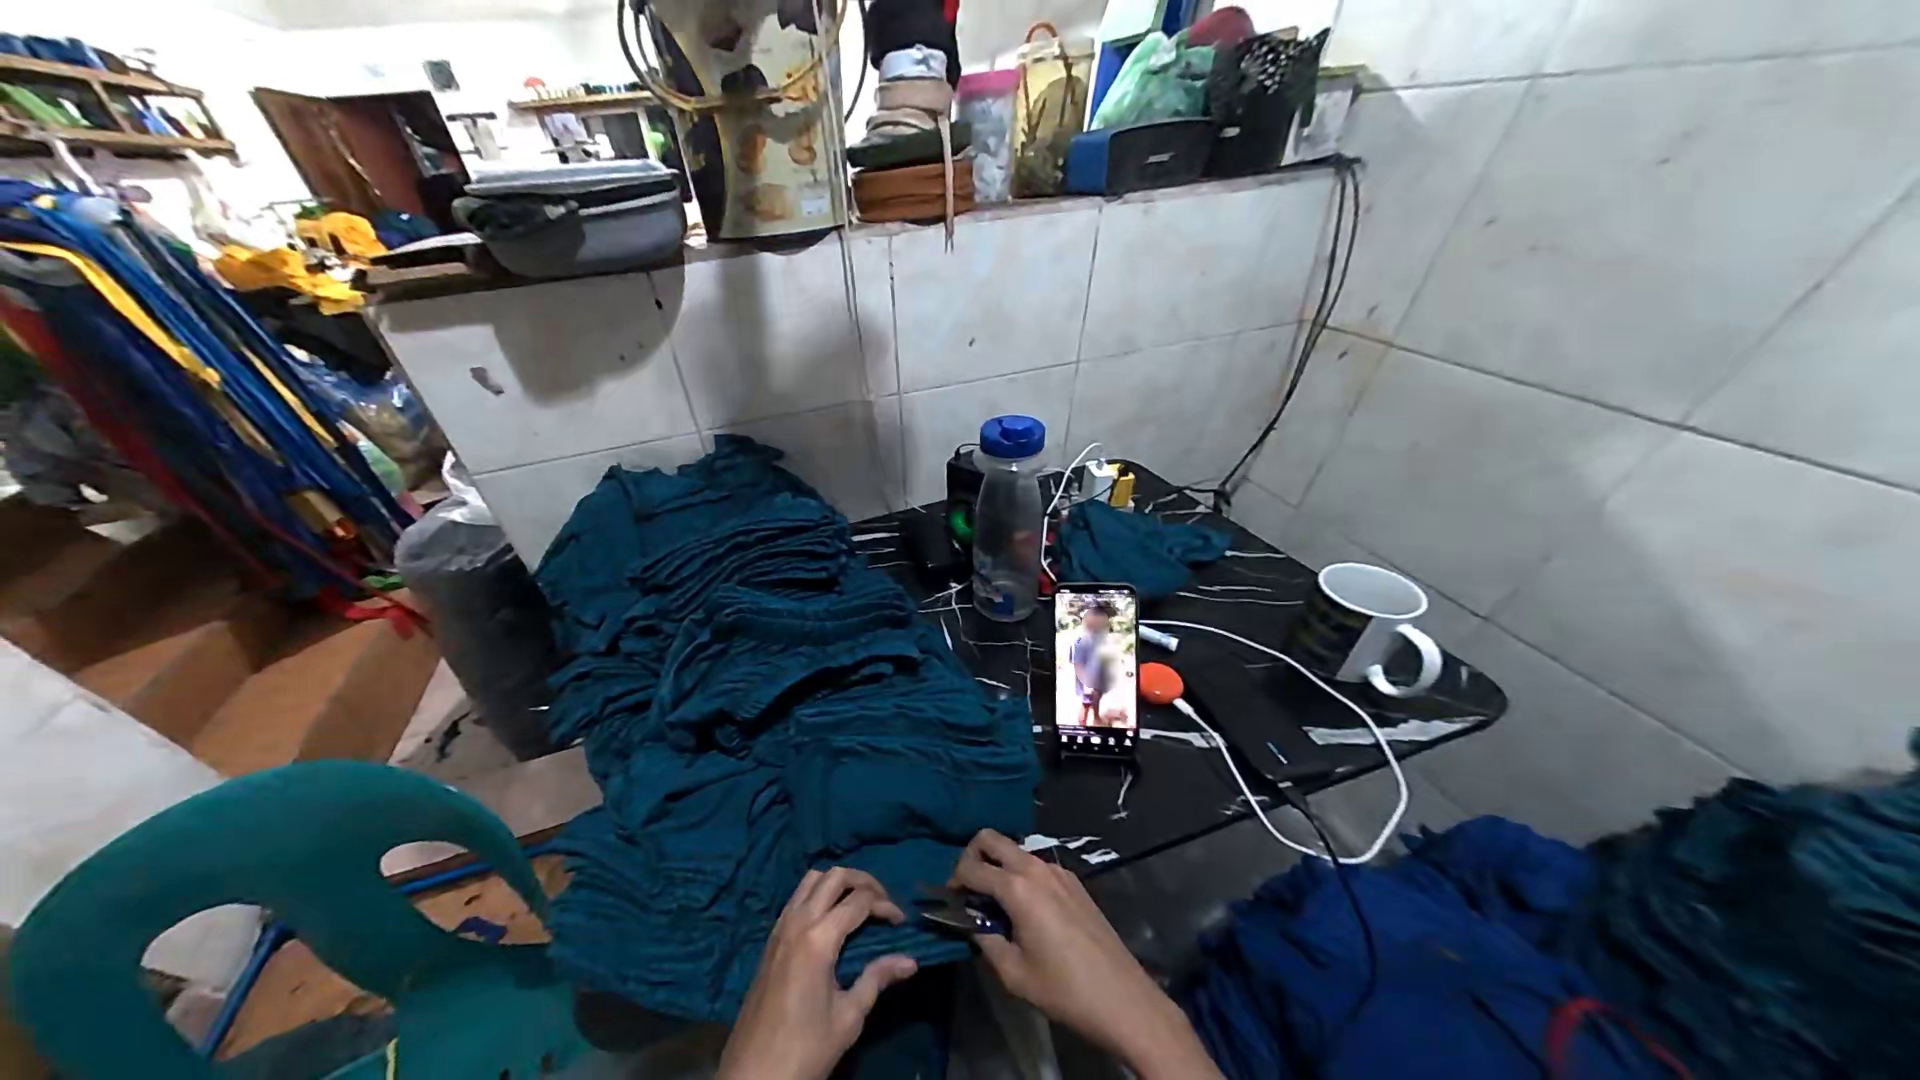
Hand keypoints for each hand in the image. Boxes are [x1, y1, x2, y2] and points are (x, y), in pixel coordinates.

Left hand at [717, 868, 918, 1079]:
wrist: (752, 1077)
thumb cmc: (804, 1049)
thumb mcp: (848, 1017)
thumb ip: (877, 978)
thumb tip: (910, 961)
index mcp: (818, 938)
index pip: (860, 900)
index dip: (885, 905)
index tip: (901, 923)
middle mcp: (797, 922)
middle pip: (835, 876)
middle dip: (864, 882)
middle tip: (882, 903)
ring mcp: (780, 927)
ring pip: (812, 879)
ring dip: (838, 883)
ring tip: (858, 904)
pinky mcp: (771, 939)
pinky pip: (797, 897)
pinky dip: (818, 894)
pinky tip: (831, 919)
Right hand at [950, 830, 1223, 1079]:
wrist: (1123, 998)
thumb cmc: (1064, 989)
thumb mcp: (1013, 973)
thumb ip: (984, 939)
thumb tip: (968, 921)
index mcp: (1017, 887)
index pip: (971, 867)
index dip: (953, 882)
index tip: (949, 902)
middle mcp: (1036, 867)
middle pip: (991, 838)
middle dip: (971, 856)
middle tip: (967, 889)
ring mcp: (1058, 871)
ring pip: (1015, 849)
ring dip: (997, 864)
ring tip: (994, 903)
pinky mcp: (1074, 881)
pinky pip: (1036, 864)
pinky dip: (1019, 874)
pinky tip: (1023, 908)